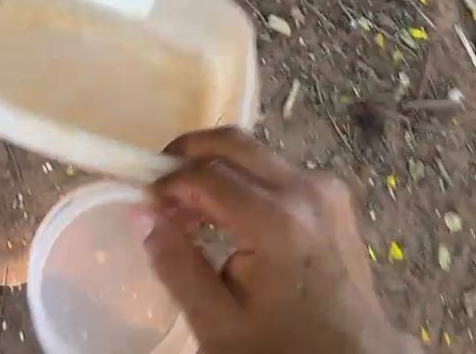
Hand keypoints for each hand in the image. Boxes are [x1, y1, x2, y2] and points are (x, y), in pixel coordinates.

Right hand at [143, 129, 414, 353]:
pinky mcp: (333, 196)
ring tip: (192, 206)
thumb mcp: (219, 324)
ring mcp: (324, 188)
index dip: (168, 182)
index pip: (206, 175)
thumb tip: (142, 212)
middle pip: (233, 143)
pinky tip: (230, 213)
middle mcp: (303, 190)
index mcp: (276, 222)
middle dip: (190, 153)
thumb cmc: (282, 348)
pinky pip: (277, 169)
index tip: (145, 199)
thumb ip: (177, 264)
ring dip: (217, 166)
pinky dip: (245, 178)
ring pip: (255, 152)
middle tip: (162, 181)